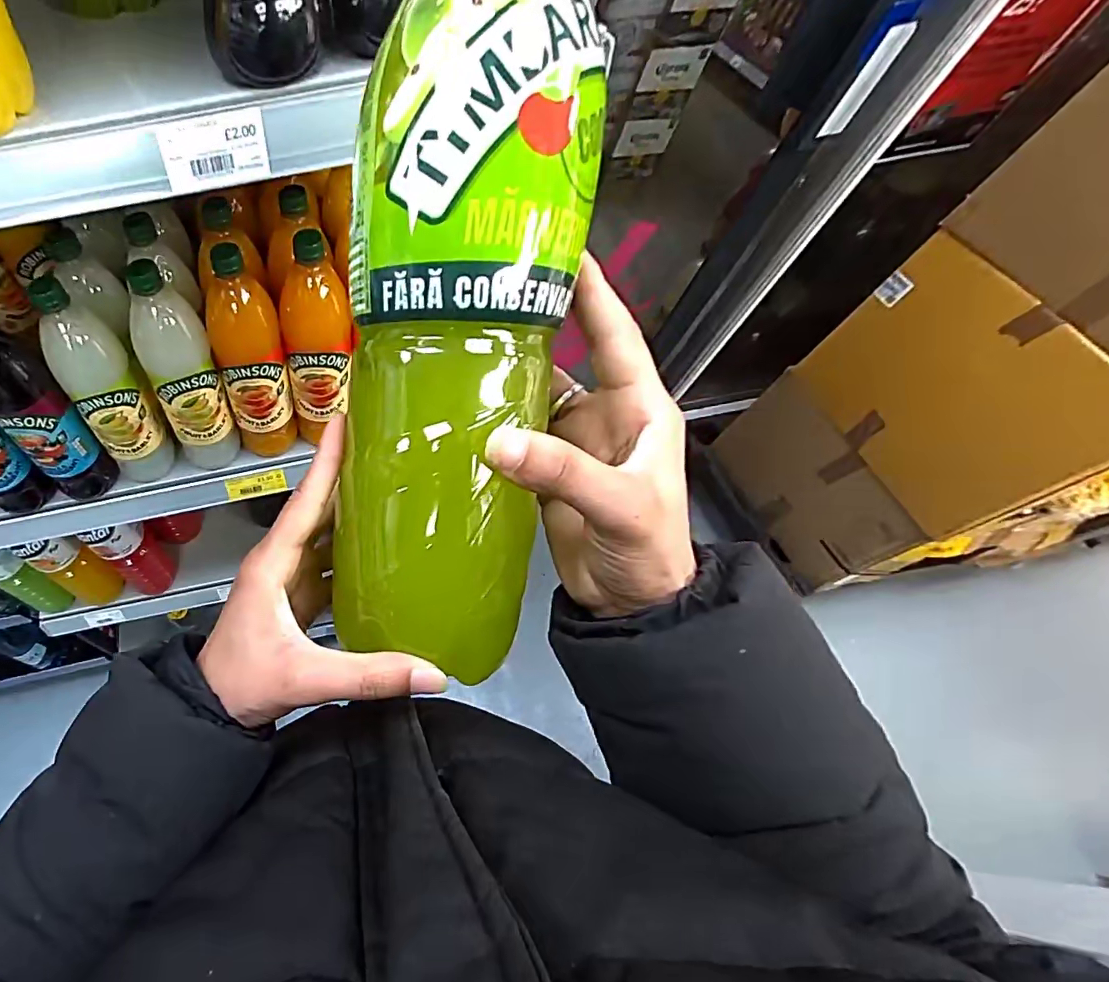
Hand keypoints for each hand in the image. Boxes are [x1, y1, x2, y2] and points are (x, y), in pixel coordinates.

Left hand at [198, 417, 447, 726]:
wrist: (213, 707)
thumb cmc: (244, 681)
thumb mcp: (307, 677)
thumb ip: (369, 675)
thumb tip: (433, 674)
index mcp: (272, 564)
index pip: (304, 503)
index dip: (326, 463)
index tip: (345, 423)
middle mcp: (278, 562)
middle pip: (315, 510)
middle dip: (344, 477)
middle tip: (383, 449)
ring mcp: (285, 580)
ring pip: (321, 535)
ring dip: (348, 512)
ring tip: (388, 488)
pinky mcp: (294, 599)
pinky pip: (325, 563)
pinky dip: (348, 550)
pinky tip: (377, 548)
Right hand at [484, 252, 695, 616]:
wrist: (631, 603)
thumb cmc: (650, 549)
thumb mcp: (619, 505)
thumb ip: (562, 472)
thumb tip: (496, 441)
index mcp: (639, 408)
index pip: (615, 336)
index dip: (592, 293)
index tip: (563, 251)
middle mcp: (603, 416)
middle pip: (566, 358)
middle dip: (531, 326)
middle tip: (484, 298)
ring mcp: (570, 445)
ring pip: (533, 397)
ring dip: (502, 377)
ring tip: (458, 348)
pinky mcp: (545, 473)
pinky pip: (515, 438)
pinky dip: (490, 424)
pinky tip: (458, 411)